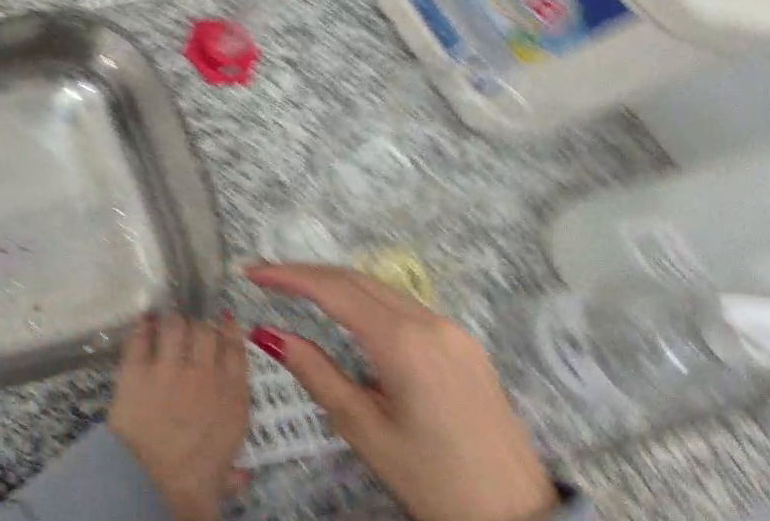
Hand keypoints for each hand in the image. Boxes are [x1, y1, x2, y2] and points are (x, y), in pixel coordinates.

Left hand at [106, 314, 250, 520]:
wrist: (148, 480)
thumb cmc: (191, 487)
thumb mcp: (222, 483)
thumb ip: (233, 473)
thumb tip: (241, 475)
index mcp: (234, 402)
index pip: (236, 352)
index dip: (230, 331)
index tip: (224, 319)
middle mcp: (205, 375)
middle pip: (205, 331)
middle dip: (199, 324)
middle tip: (191, 325)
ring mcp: (169, 367)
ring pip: (175, 325)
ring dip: (172, 322)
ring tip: (166, 322)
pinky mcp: (136, 366)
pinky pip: (141, 336)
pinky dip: (143, 326)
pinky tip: (143, 322)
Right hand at [246, 263, 556, 520]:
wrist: (518, 518)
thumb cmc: (432, 478)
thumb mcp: (363, 428)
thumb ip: (315, 372)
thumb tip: (266, 333)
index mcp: (404, 342)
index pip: (334, 290)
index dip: (288, 275)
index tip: (251, 272)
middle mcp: (432, 324)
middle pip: (357, 280)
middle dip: (307, 272)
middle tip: (265, 276)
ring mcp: (454, 333)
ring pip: (381, 289)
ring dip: (336, 283)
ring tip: (296, 289)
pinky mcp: (465, 347)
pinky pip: (404, 306)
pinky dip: (365, 299)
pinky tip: (345, 311)